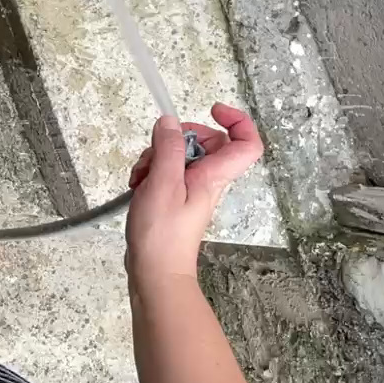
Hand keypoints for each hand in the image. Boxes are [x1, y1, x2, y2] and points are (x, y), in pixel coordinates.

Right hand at [125, 103, 263, 283]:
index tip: (211, 109)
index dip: (237, 120)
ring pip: (180, 157)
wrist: (155, 273)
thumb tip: (169, 122)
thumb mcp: (162, 184)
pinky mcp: (174, 199)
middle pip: (205, 143)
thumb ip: (167, 150)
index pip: (246, 143)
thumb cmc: (162, 234)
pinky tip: (137, 185)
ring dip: (156, 158)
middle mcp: (207, 181)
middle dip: (175, 138)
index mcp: (213, 176)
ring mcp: (190, 190)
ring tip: (140, 176)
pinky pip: (167, 174)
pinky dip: (150, 173)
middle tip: (156, 150)